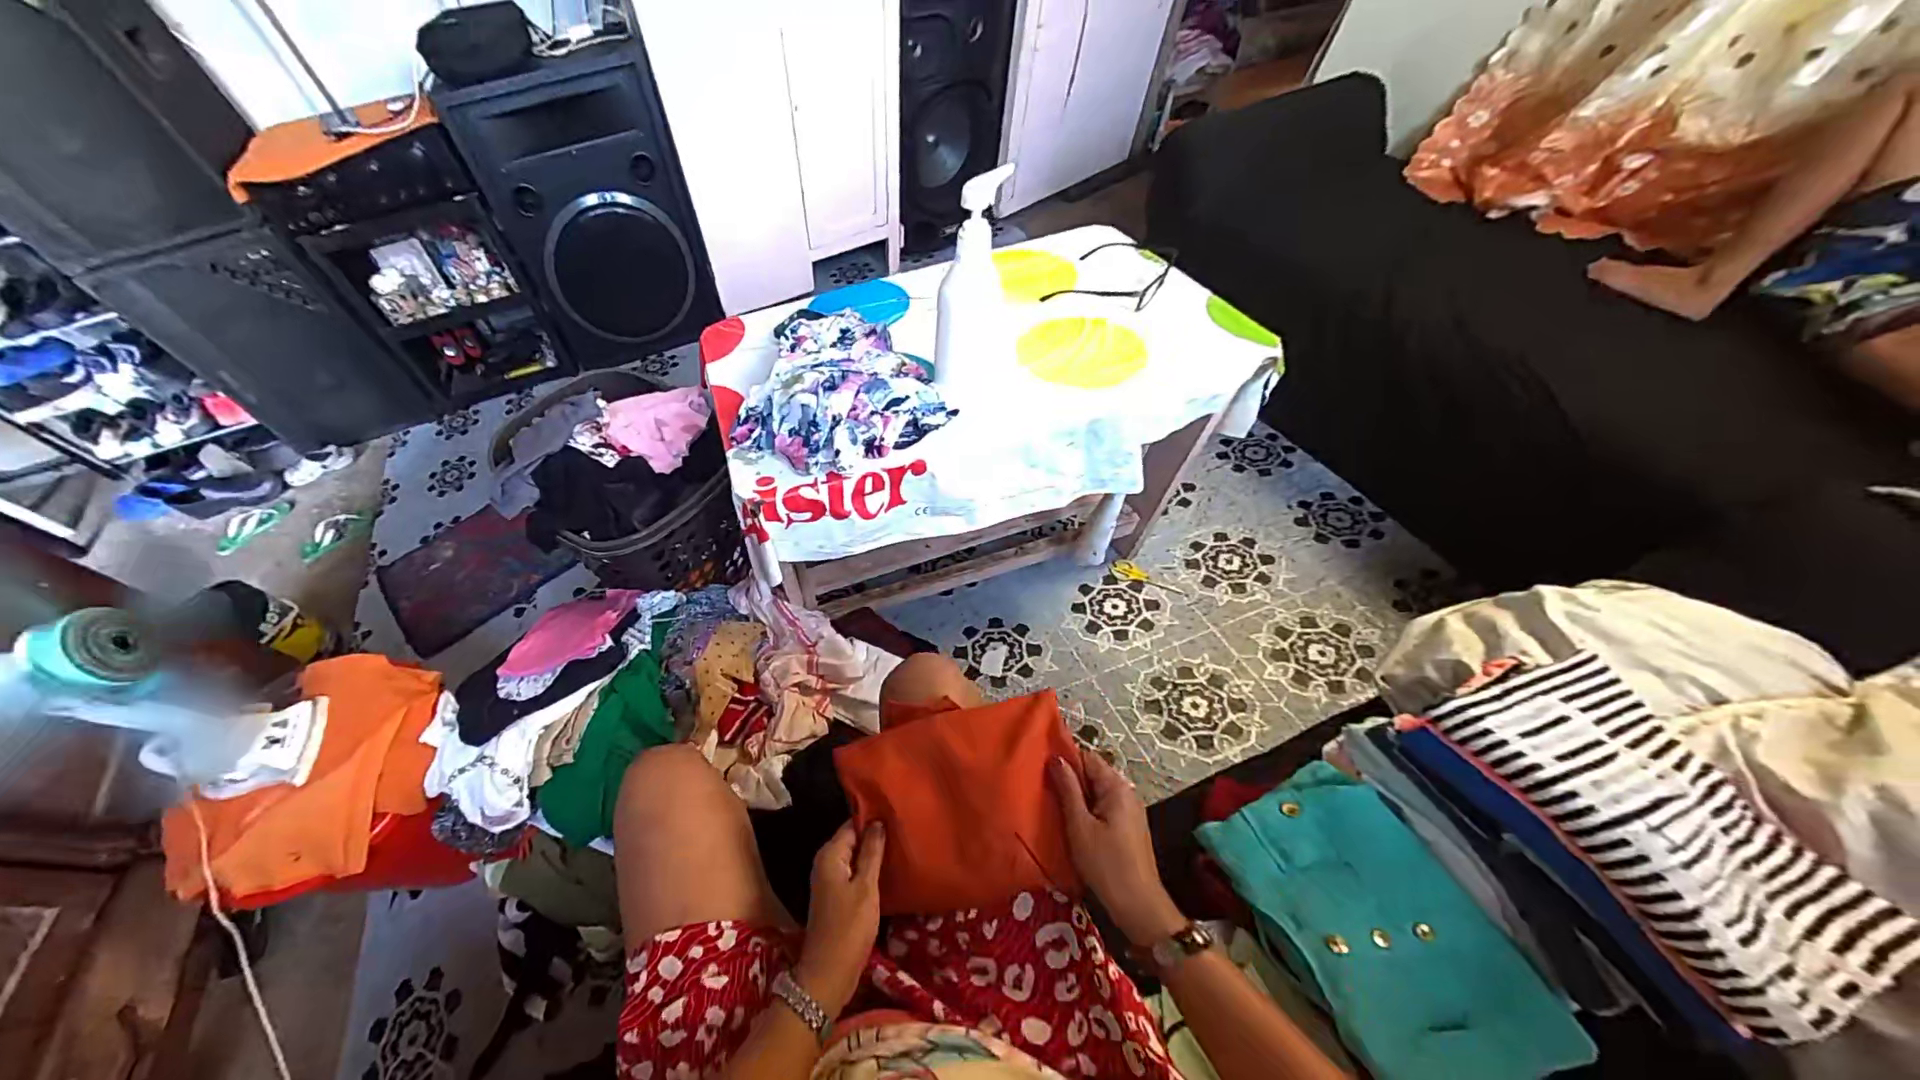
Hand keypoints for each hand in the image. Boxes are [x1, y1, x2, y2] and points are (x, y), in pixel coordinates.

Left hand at [796, 821, 883, 1016]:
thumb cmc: (849, 927)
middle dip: (875, 836)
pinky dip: (869, 871)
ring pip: (854, 857)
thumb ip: (872, 852)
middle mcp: (825, 863)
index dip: (872, 819)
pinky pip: (854, 873)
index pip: (851, 825)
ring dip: (873, 855)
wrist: (829, 974)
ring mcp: (829, 881)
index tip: (896, 815)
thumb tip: (877, 821)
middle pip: (852, 840)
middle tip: (903, 831)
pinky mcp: (835, 896)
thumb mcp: (866, 887)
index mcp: (829, 855)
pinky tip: (888, 872)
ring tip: (900, 848)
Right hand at [1050, 753, 1185, 947]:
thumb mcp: (1079, 825)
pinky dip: (1089, 812)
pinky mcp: (1130, 828)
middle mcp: (1127, 792)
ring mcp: (1131, 811)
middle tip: (1045, 792)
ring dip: (1078, 799)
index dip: (1065, 761)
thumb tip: (1056, 759)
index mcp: (1116, 786)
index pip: (1087, 757)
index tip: (1042, 770)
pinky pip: (1104, 809)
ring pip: (1097, 793)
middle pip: (1093, 774)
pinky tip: (1074, 826)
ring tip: (1055, 809)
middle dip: (1070, 781)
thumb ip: (1067, 789)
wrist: (1138, 906)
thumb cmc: (1105, 864)